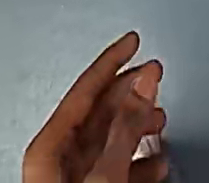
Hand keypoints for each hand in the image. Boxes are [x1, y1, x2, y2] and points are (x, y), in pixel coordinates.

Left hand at [24, 31, 167, 182]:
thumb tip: (144, 80)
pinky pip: (112, 166)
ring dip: (137, 126)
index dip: (113, 58)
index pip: (86, 85)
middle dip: (131, 91)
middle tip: (153, 74)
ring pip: (108, 138)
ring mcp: (67, 179)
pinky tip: (153, 161)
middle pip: (99, 110)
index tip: (132, 39)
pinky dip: (135, 159)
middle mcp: (53, 160)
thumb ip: (125, 123)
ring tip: (159, 118)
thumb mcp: (104, 172)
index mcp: (48, 146)